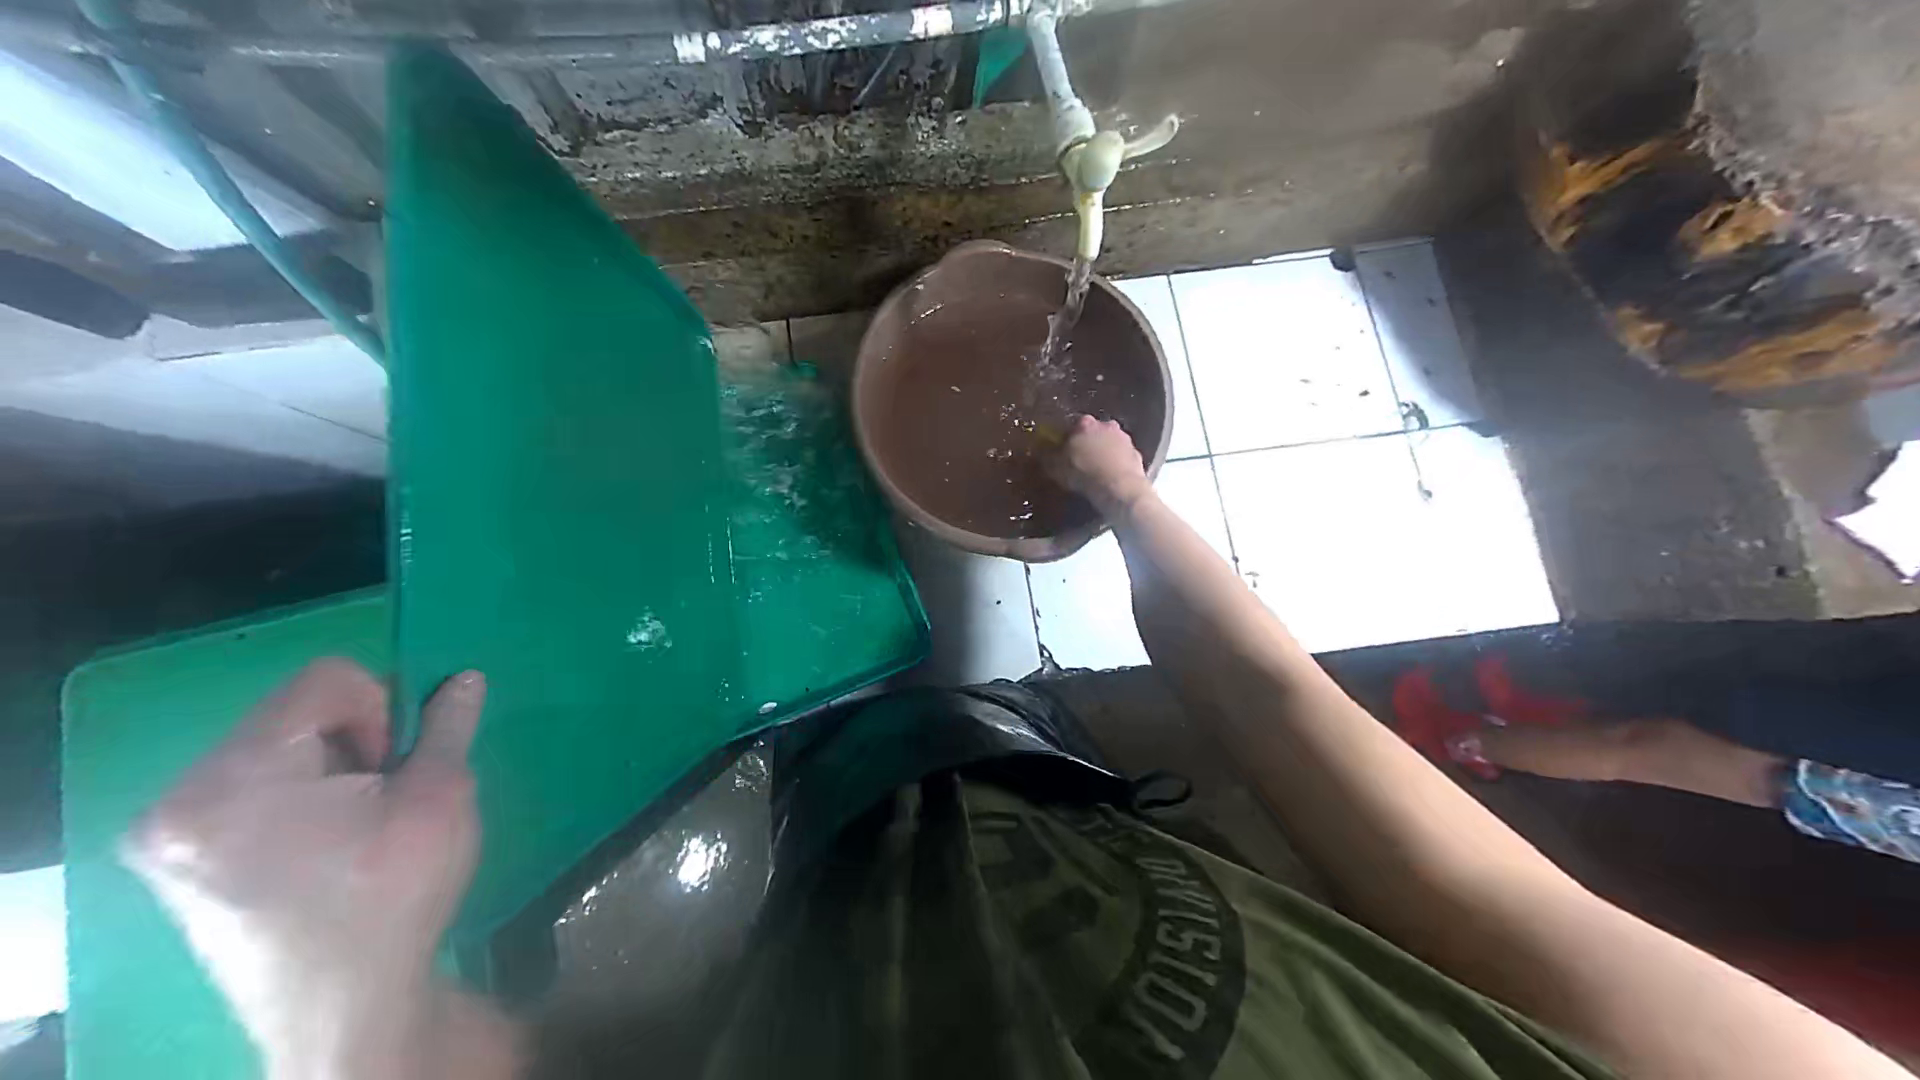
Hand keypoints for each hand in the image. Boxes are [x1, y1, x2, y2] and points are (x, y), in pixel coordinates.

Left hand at [122, 659, 516, 1079]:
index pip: (324, 680)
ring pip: (278, 746)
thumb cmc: (394, 893)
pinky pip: (255, 783)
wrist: (346, 1005)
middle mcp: (180, 799)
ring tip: (360, 821)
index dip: (382, 706)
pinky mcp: (181, 857)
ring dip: (334, 764)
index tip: (397, 763)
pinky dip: (304, 790)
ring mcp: (171, 833)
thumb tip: (464, 677)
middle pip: (294, 712)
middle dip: (356, 738)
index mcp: (233, 780)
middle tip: (385, 793)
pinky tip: (328, 839)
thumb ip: (446, 726)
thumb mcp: (440, 797)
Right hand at [1046, 414, 1150, 515]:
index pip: (1073, 426)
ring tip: (1097, 471)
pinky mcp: (1136, 454)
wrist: (1118, 488)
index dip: (1068, 439)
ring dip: (1105, 452)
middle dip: (1089, 443)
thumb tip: (1043, 453)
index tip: (1065, 451)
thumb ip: (1049, 457)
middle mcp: (1106, 425)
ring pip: (1111, 443)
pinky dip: (1117, 464)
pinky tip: (1111, 478)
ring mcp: (1124, 439)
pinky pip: (1123, 457)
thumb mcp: (1056, 468)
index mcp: (1084, 424)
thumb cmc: (1083, 473)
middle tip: (1082, 460)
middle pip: (1095, 432)